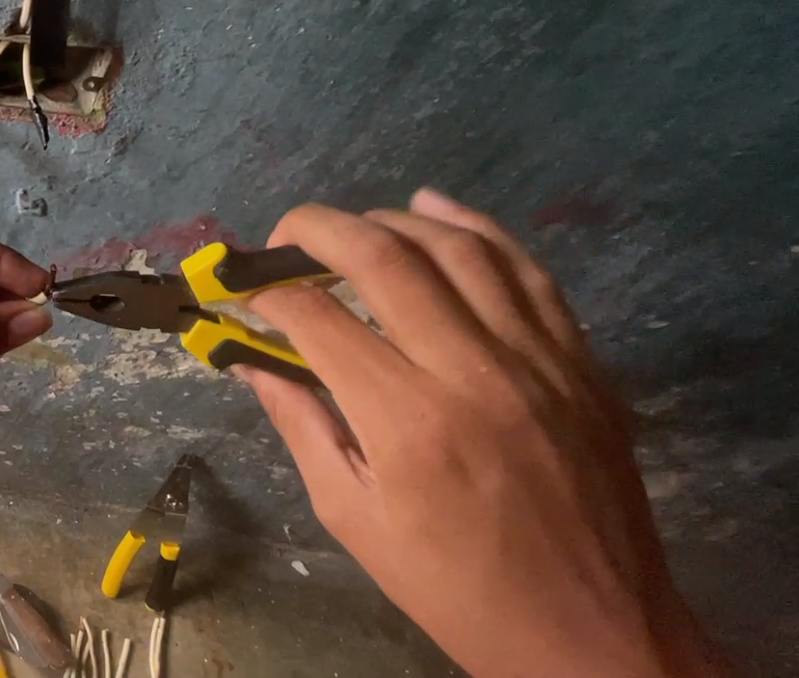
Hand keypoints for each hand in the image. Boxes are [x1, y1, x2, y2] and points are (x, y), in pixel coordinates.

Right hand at [239, 190, 722, 676]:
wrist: (599, 639)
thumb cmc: (452, 583)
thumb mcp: (350, 513)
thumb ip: (298, 422)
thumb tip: (249, 359)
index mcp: (404, 417)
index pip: (313, 315)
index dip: (264, 292)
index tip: (240, 292)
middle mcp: (471, 372)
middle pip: (382, 258)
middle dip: (312, 231)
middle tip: (279, 241)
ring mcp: (538, 361)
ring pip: (455, 248)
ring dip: (385, 222)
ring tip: (345, 229)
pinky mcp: (581, 364)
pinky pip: (528, 270)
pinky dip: (474, 225)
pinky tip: (429, 205)